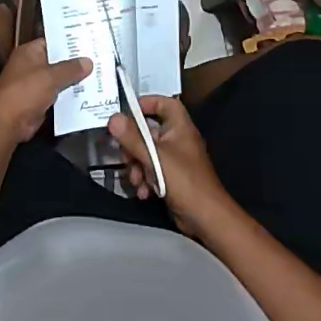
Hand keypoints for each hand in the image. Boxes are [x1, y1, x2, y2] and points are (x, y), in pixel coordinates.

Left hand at [0, 38, 91, 144]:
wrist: (7, 122)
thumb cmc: (26, 91)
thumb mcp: (50, 76)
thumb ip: (71, 68)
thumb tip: (88, 61)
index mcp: (30, 52)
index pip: (53, 41)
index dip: (71, 41)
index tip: (91, 40)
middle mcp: (32, 65)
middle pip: (58, 60)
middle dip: (77, 61)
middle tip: (101, 57)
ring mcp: (36, 83)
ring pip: (60, 78)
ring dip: (76, 79)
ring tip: (102, 74)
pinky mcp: (40, 100)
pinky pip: (59, 93)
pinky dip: (71, 94)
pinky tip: (91, 93)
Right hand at [108, 95, 237, 238]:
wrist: (206, 218)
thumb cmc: (186, 182)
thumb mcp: (155, 158)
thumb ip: (133, 138)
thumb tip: (114, 118)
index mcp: (180, 127)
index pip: (164, 102)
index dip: (145, 103)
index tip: (126, 112)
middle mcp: (178, 139)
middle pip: (149, 130)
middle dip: (133, 145)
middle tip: (125, 155)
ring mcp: (175, 158)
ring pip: (147, 152)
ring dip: (137, 165)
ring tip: (136, 179)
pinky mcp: (171, 176)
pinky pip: (151, 169)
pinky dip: (144, 178)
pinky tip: (143, 191)